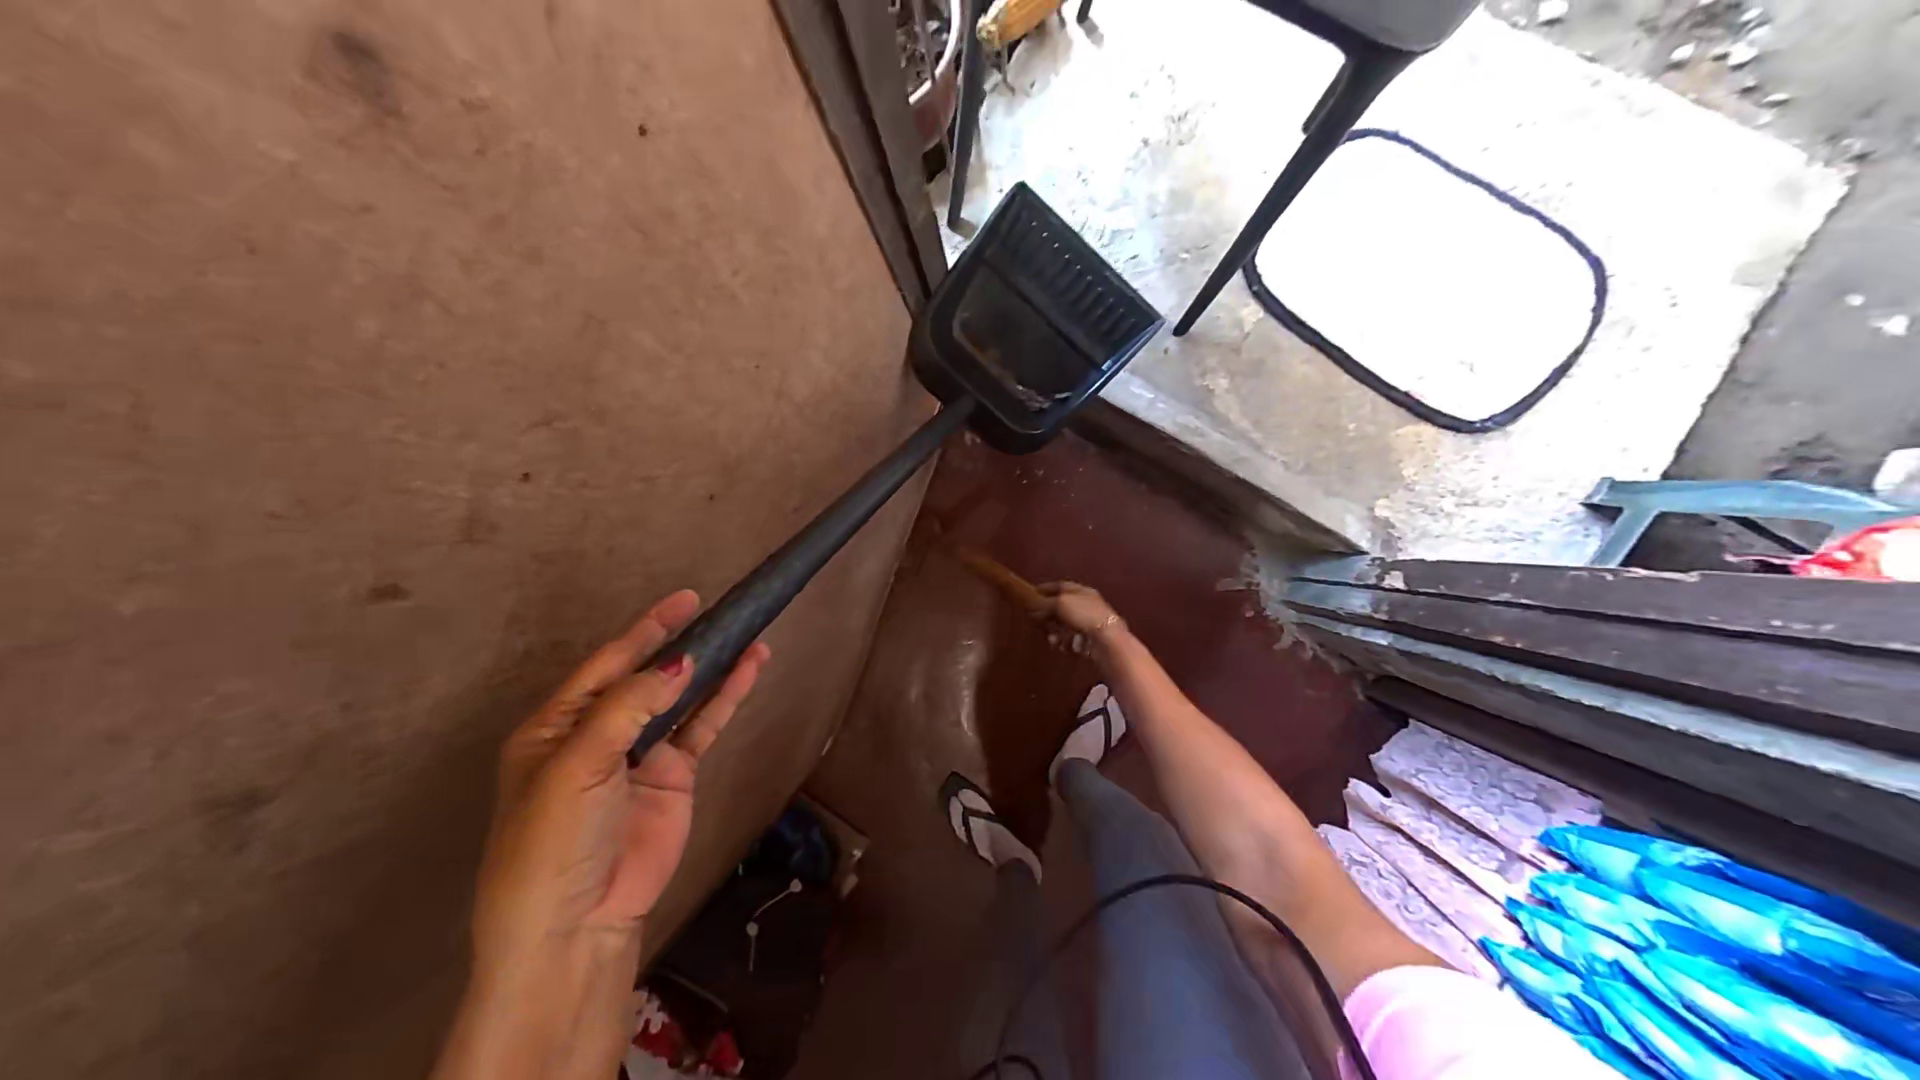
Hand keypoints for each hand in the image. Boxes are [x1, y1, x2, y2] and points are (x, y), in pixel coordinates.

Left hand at [434, 590, 770, 1079]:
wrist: (577, 922)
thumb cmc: (554, 840)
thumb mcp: (576, 766)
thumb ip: (628, 708)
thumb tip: (681, 661)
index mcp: (557, 725)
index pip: (607, 664)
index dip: (645, 630)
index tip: (684, 601)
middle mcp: (599, 732)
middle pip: (647, 675)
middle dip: (680, 642)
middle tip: (717, 608)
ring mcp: (641, 754)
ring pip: (682, 697)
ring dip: (712, 667)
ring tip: (747, 634)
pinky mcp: (674, 775)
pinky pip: (702, 726)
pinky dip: (725, 698)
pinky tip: (748, 671)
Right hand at [1037, 581, 1126, 645]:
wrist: (1107, 639)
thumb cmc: (1084, 614)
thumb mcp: (1060, 603)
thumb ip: (1044, 604)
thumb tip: (1032, 609)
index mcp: (1082, 591)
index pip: (1061, 586)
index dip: (1046, 588)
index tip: (1032, 593)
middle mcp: (1086, 605)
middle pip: (1061, 607)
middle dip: (1048, 616)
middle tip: (1037, 621)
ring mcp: (1089, 623)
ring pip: (1065, 626)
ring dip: (1055, 633)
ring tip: (1052, 639)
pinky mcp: (1090, 639)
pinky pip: (1072, 639)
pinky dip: (1065, 643)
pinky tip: (1063, 646)